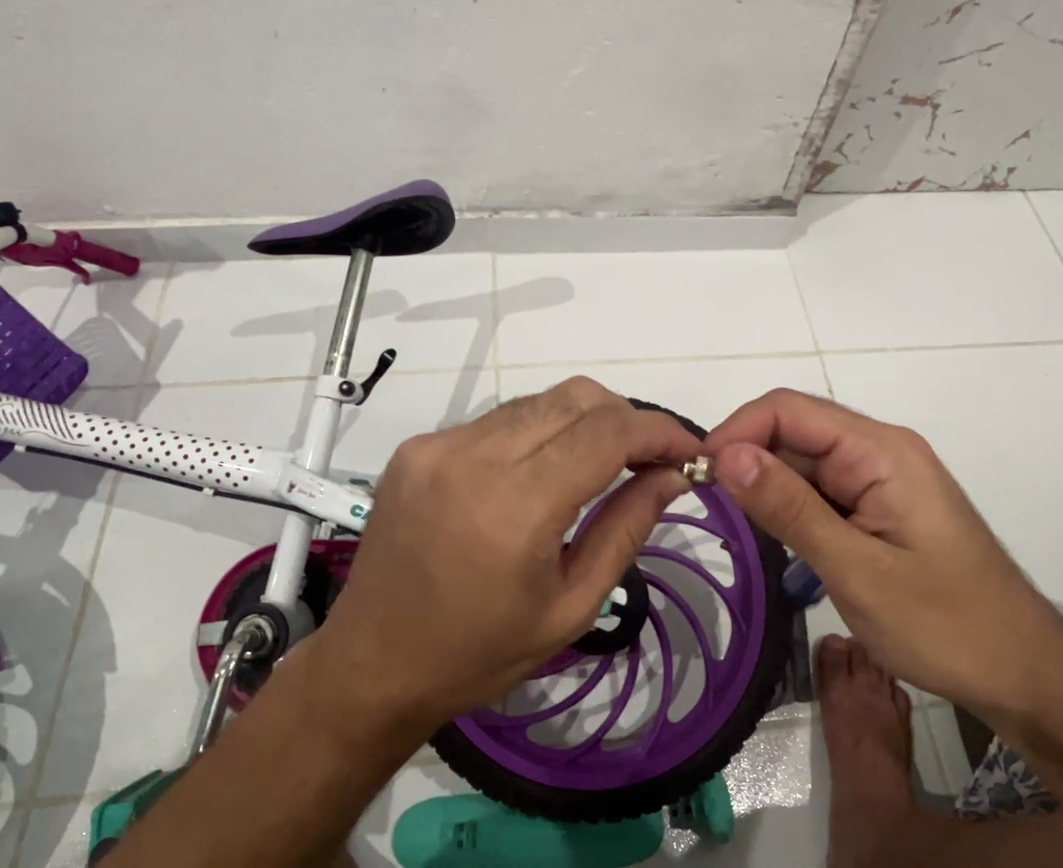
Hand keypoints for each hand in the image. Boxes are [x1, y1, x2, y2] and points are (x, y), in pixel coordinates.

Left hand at [305, 377, 701, 722]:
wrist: (375, 663)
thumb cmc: (480, 652)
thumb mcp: (572, 607)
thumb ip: (626, 529)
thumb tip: (671, 475)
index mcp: (516, 508)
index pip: (606, 432)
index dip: (657, 431)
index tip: (687, 450)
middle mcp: (473, 458)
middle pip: (575, 398)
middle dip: (625, 418)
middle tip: (647, 459)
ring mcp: (438, 446)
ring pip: (536, 402)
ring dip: (581, 421)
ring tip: (598, 464)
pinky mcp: (416, 447)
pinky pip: (496, 419)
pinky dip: (534, 432)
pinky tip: (538, 472)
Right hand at [705, 389, 1062, 715]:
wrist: (1021, 673)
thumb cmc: (944, 624)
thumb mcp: (856, 569)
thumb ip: (789, 508)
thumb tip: (726, 455)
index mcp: (881, 451)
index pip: (790, 409)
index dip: (738, 430)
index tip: (699, 476)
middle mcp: (881, 451)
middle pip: (796, 430)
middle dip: (747, 457)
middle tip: (708, 507)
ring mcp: (883, 480)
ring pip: (805, 462)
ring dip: (767, 485)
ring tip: (738, 528)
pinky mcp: (881, 508)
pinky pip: (823, 491)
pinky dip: (792, 507)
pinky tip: (776, 539)